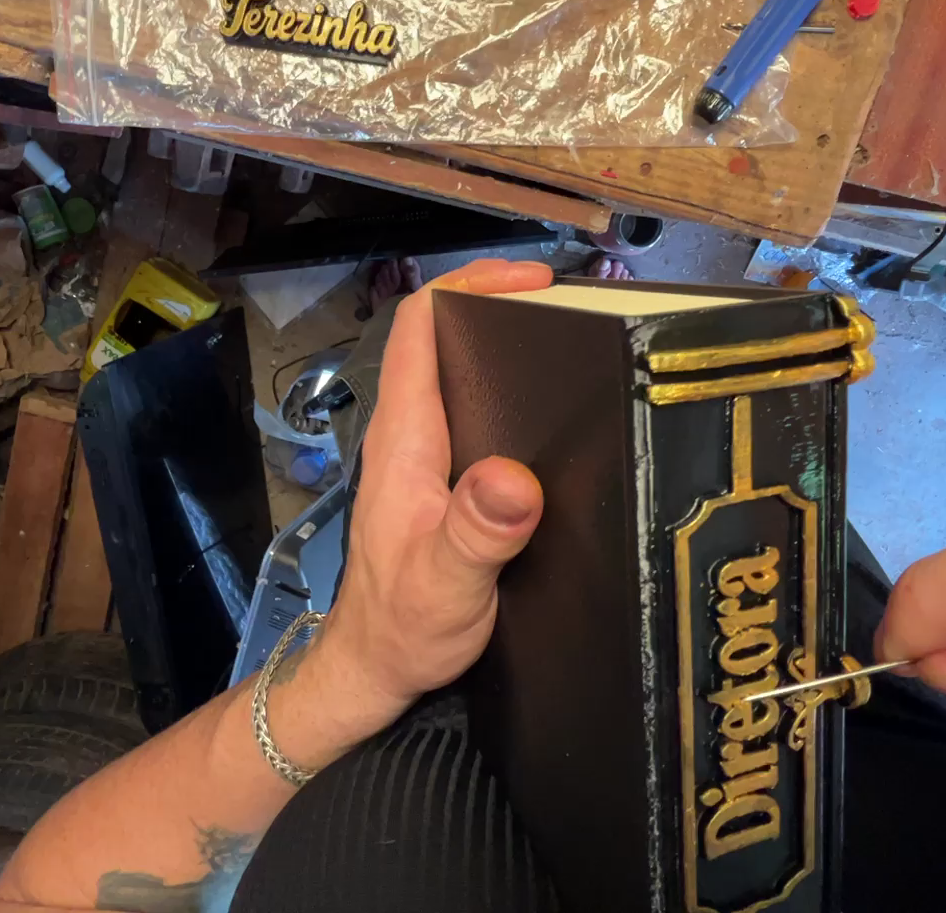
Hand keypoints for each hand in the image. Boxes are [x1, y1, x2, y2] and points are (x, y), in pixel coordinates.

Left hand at [304, 259, 552, 723]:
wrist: (374, 664)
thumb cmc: (403, 625)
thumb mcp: (445, 584)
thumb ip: (475, 532)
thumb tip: (515, 477)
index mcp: (405, 437)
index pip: (418, 328)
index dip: (469, 286)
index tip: (533, 281)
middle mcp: (409, 431)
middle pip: (440, 338)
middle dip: (496, 305)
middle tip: (568, 306)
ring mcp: (421, 454)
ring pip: (455, 372)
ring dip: (503, 346)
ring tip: (571, 345)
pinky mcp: (438, 477)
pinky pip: (471, 410)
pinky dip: (507, 389)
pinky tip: (550, 412)